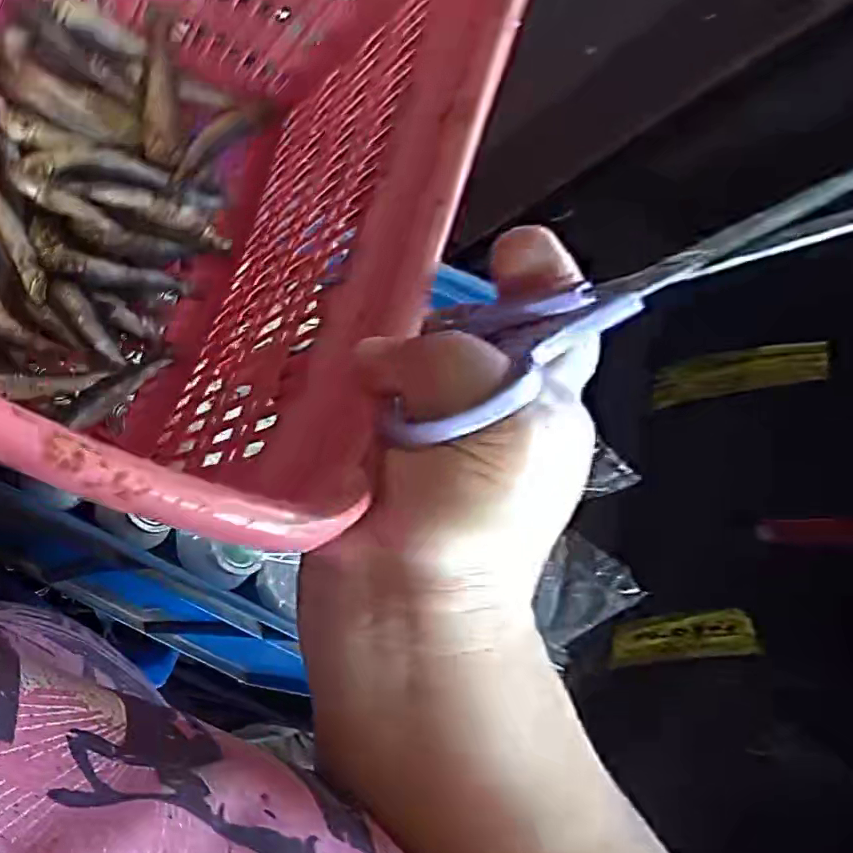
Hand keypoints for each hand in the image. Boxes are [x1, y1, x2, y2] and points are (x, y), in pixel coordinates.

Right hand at [306, 227, 597, 620]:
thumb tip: (371, 357)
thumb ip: (450, 359)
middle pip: (450, 336)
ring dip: (359, 350)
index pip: (552, 320)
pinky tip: (300, 370)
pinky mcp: (344, 458)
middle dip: (424, 313)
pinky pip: (333, 406)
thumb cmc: (470, 522)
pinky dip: (318, 387)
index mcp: (533, 399)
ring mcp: (400, 437)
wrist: (397, 606)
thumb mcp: (504, 423)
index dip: (535, 277)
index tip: (508, 247)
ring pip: (382, 369)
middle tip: (381, 288)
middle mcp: (468, 410)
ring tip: (329, 319)